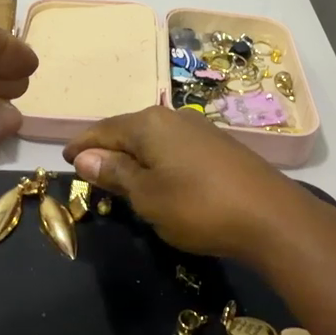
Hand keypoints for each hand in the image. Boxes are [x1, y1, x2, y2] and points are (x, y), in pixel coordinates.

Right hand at [63, 107, 307, 258]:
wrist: (271, 217)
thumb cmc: (198, 206)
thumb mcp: (147, 196)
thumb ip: (115, 173)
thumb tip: (84, 156)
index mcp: (149, 123)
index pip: (103, 129)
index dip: (82, 145)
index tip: (64, 160)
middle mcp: (173, 117)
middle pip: (129, 131)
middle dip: (108, 150)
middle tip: (89, 173)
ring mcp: (200, 130)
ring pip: (154, 140)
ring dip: (135, 157)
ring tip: (121, 180)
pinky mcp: (219, 147)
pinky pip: (175, 149)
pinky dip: (159, 162)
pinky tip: (160, 180)